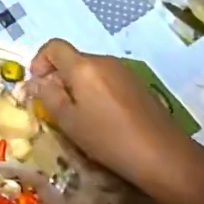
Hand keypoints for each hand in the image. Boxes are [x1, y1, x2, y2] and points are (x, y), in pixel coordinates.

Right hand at [22, 40, 194, 190]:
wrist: (165, 157)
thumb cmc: (108, 138)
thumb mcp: (68, 120)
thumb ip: (48, 95)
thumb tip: (39, 81)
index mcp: (83, 66)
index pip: (54, 46)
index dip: (40, 60)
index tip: (38, 83)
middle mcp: (104, 61)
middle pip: (73, 59)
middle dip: (59, 77)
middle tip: (57, 106)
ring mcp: (125, 72)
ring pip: (91, 70)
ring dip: (79, 85)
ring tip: (80, 114)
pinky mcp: (139, 85)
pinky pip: (108, 79)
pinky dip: (97, 91)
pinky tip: (104, 118)